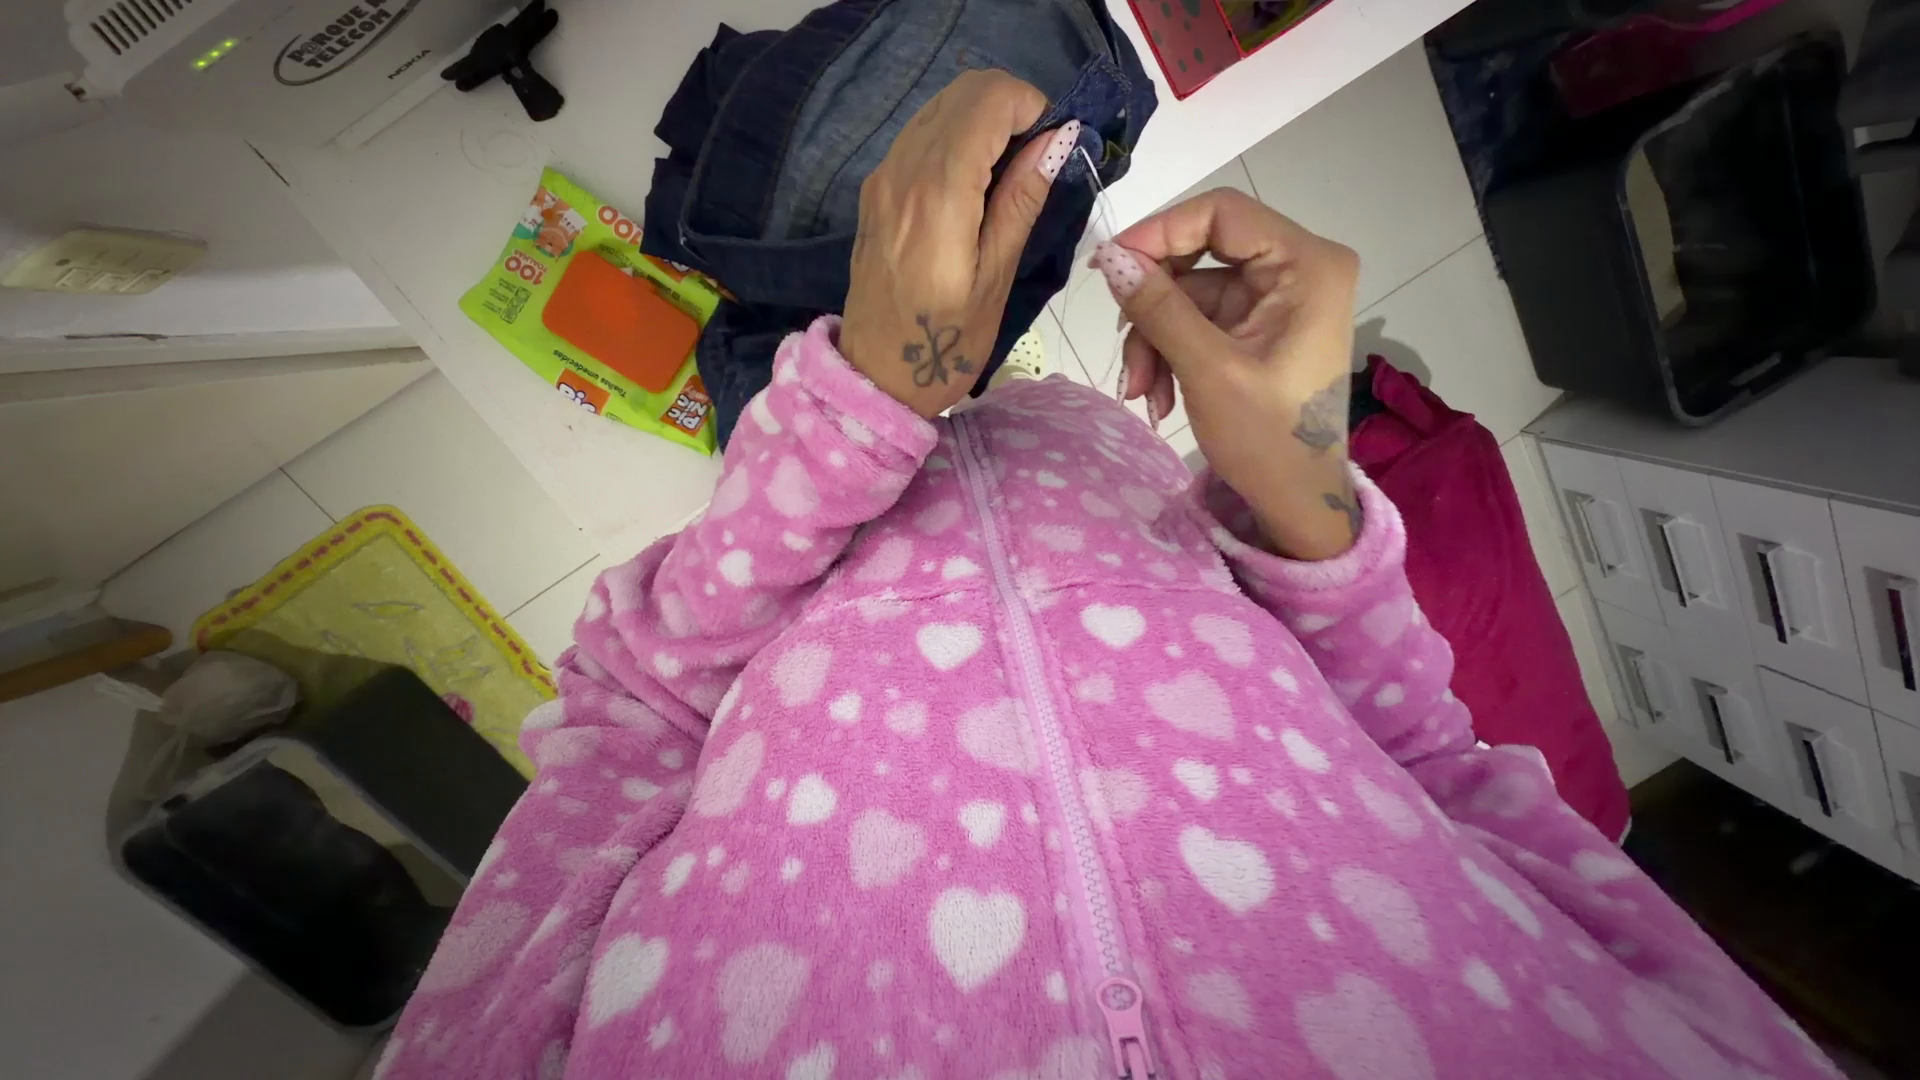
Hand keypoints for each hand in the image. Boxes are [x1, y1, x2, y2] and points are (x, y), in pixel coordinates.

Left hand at [841, 70, 1079, 417]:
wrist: (875, 378)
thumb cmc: (946, 345)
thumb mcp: (995, 281)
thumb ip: (1021, 202)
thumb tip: (1057, 140)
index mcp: (937, 195)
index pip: (989, 100)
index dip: (1032, 107)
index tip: (1053, 145)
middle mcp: (901, 171)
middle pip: (963, 92)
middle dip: (1010, 108)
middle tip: (1036, 157)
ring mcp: (881, 178)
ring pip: (939, 108)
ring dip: (982, 120)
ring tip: (1007, 174)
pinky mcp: (874, 191)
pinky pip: (919, 136)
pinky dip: (954, 138)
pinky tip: (973, 184)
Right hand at [1092, 189, 1360, 559]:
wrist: (1295, 500)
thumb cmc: (1267, 438)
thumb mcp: (1207, 370)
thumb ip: (1159, 308)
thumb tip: (1110, 257)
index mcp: (1307, 265)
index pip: (1222, 213)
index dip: (1159, 232)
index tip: (1107, 267)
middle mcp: (1296, 269)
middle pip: (1199, 257)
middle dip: (1153, 308)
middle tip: (1123, 349)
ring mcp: (1273, 300)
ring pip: (1188, 296)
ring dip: (1154, 342)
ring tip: (1143, 394)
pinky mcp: (1254, 328)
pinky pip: (1195, 323)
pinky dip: (1169, 356)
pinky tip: (1160, 398)